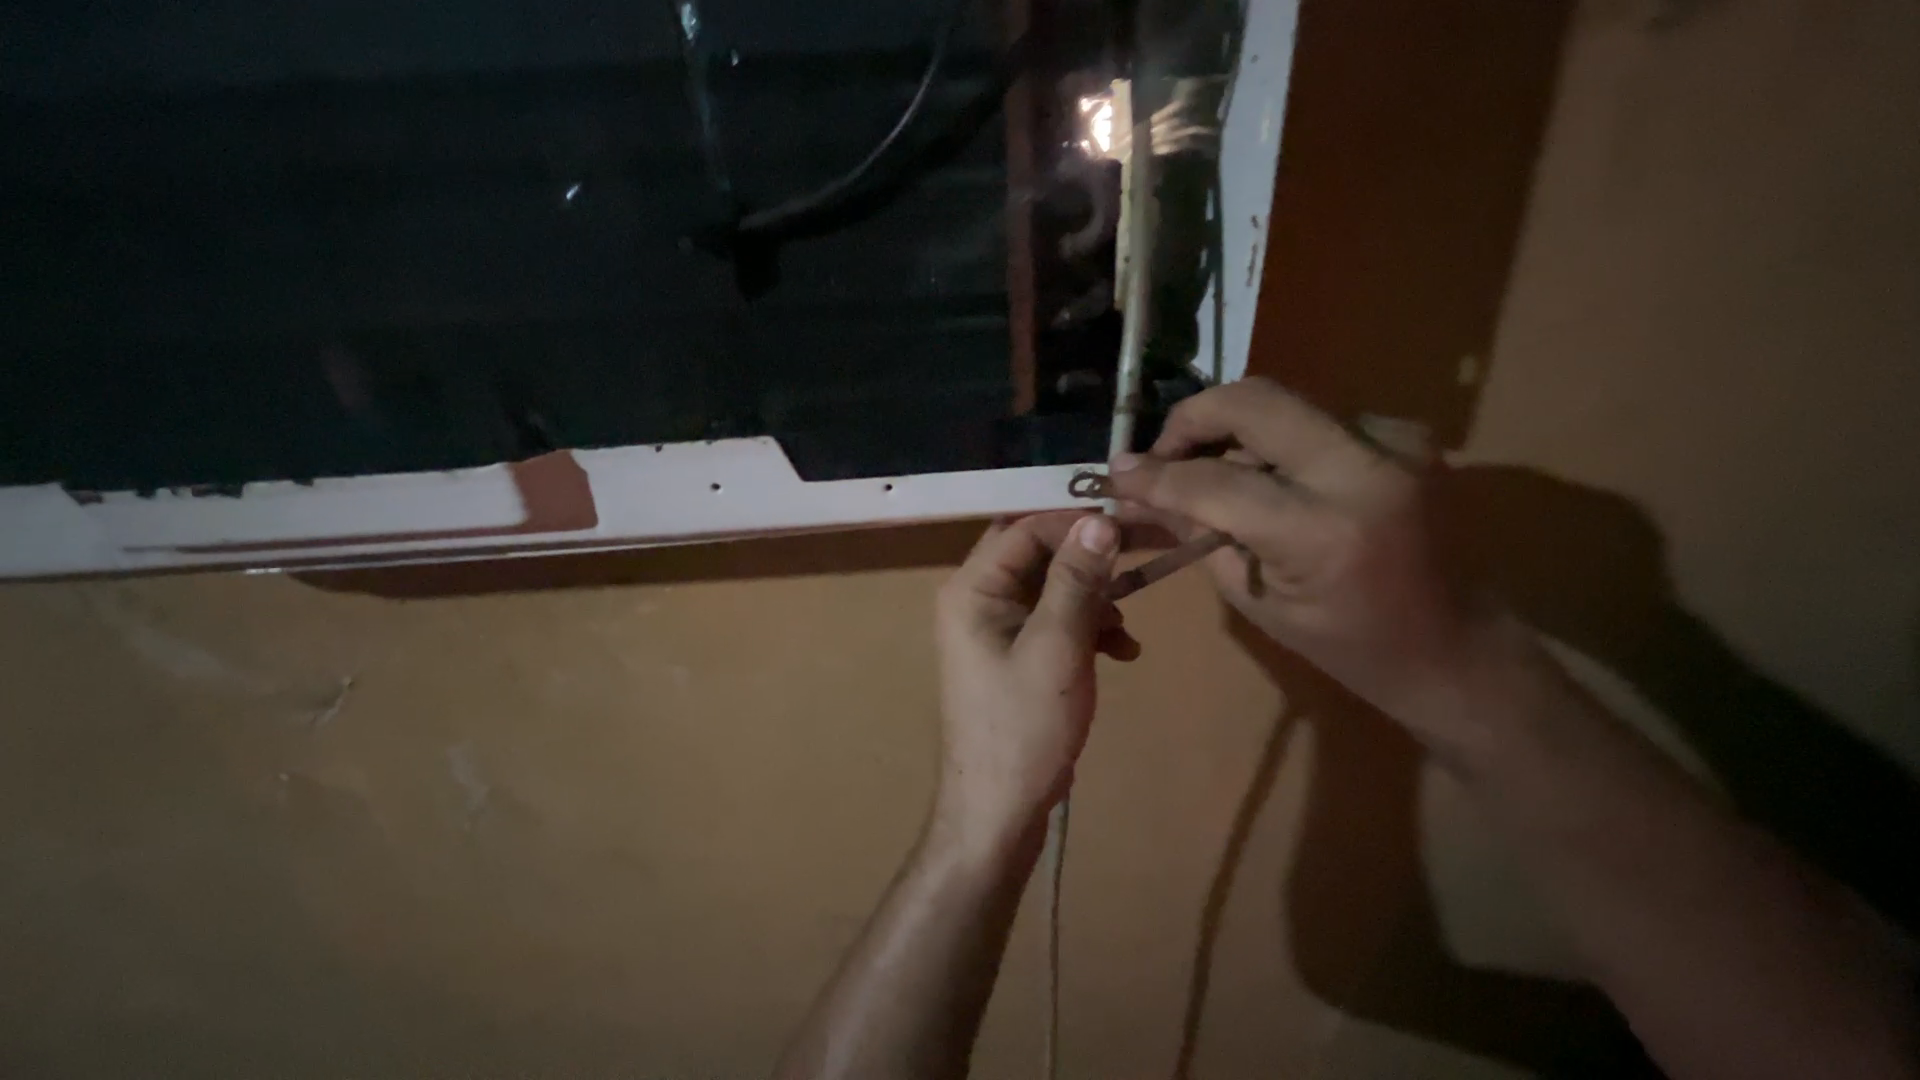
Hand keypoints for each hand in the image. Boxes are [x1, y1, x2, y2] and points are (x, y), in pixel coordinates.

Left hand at [931, 512, 1138, 845]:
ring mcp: (994, 630)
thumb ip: (1077, 581)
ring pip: (1050, 588)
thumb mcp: (1057, 647)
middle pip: (1036, 555)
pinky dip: (1088, 628)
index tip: (1130, 525)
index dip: (1075, 522)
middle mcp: (975, 600)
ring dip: (1092, 598)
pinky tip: (1121, 651)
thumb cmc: (1024, 726)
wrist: (1000, 809)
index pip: (1023, 528)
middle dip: (1087, 558)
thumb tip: (1100, 520)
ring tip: (1124, 627)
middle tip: (1139, 556)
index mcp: (971, 590)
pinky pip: (1053, 622)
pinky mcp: (1014, 656)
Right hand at [1107, 378, 1482, 727]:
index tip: (1117, 471)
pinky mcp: (1405, 433)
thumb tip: (1141, 490)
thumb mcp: (1255, 599)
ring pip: (1282, 401)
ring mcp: (1395, 440)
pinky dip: (1275, 440)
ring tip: (1207, 467)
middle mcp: (1366, 467)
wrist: (1453, 646)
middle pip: (1254, 400)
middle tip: (1162, 452)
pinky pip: (1313, 418)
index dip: (1156, 472)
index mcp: (1325, 529)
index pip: (1214, 480)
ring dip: (1232, 428)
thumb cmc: (1346, 646)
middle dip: (1192, 418)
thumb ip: (1197, 533)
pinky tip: (1267, 477)